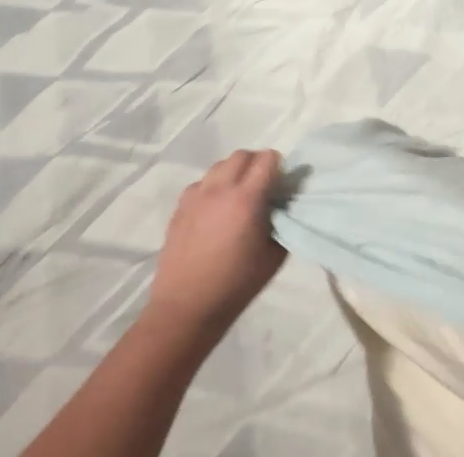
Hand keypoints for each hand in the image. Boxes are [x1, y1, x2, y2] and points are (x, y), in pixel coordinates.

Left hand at [143, 149, 286, 337]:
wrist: (187, 307)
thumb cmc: (237, 284)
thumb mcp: (274, 255)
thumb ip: (283, 222)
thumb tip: (284, 206)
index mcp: (247, 198)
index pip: (268, 158)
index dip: (279, 166)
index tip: (281, 184)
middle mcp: (220, 189)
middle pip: (242, 155)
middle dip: (256, 164)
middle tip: (263, 187)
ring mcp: (195, 197)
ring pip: (219, 166)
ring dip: (233, 173)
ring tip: (237, 197)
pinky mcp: (179, 209)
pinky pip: (200, 184)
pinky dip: (212, 188)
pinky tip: (214, 210)